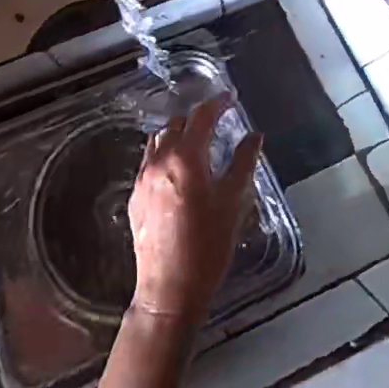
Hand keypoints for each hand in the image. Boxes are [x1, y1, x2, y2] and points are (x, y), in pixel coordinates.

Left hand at [128, 96, 263, 324]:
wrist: (169, 288)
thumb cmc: (208, 247)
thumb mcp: (234, 203)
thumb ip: (243, 164)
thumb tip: (253, 138)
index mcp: (185, 159)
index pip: (201, 118)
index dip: (218, 104)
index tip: (230, 99)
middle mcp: (158, 161)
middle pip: (176, 125)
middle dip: (197, 120)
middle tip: (218, 124)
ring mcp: (142, 178)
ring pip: (158, 141)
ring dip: (177, 135)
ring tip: (198, 144)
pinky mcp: (134, 195)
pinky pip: (148, 162)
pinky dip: (164, 155)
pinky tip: (178, 172)